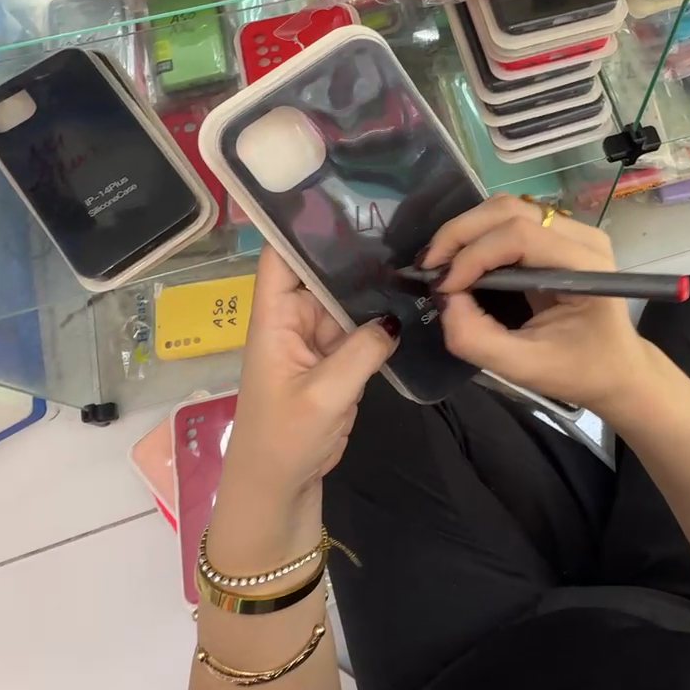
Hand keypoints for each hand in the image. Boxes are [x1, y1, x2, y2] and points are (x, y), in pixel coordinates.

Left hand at [208, 248, 396, 568]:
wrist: (280, 494)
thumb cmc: (283, 442)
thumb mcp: (323, 396)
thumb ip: (362, 351)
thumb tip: (396, 318)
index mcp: (274, 319)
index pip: (281, 258)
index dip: (302, 225)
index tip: (340, 196)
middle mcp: (294, 320)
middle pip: (321, 272)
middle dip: (353, 250)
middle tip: (400, 220)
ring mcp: (318, 340)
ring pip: (346, 299)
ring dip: (373, 283)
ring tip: (414, 252)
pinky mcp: (339, 361)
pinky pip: (362, 328)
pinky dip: (382, 316)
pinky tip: (411, 296)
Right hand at [421, 195, 656, 411]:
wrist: (618, 370)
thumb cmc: (579, 371)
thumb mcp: (525, 368)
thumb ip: (477, 338)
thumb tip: (443, 299)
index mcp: (586, 268)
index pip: (521, 236)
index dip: (474, 255)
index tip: (442, 286)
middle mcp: (583, 236)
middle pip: (510, 209)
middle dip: (460, 234)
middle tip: (428, 266)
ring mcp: (573, 230)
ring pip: (506, 207)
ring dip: (466, 230)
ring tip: (441, 263)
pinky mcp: (559, 234)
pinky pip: (511, 219)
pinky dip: (479, 233)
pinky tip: (461, 259)